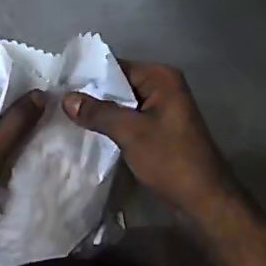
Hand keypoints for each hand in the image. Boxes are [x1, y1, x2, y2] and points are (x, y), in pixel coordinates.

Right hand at [63, 61, 234, 219]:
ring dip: (102, 111)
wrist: (205, 200)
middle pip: (120, 82)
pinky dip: (114, 123)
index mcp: (161, 77)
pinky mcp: (161, 127)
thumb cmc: (170, 160)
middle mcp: (164, 85)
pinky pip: (132, 117)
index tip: (60, 85)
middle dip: (93, 94)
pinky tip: (90, 132)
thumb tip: (66, 97)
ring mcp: (164, 107)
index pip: (117, 65)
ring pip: (124, 102)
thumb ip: (98, 112)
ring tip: (68, 117)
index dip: (89, 75)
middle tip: (60, 103)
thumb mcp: (131, 133)